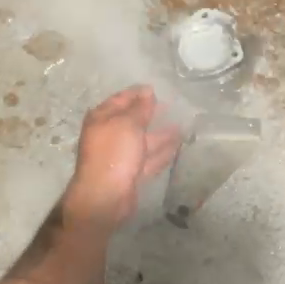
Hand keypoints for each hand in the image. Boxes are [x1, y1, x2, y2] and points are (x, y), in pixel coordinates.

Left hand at [59, 85, 179, 233]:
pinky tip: (177, 146)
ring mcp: (121, 155)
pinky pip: (150, 158)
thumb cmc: (114, 153)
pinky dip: (162, 152)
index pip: (121, 99)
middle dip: (150, 113)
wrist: (106, 195)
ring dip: (161, 133)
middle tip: (171, 105)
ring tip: (181, 125)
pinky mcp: (132, 172)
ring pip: (144, 140)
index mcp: (103, 119)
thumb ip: (139, 108)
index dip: (138, 93)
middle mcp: (110, 135)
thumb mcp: (127, 124)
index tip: (156, 88)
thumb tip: (147, 91)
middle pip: (133, 120)